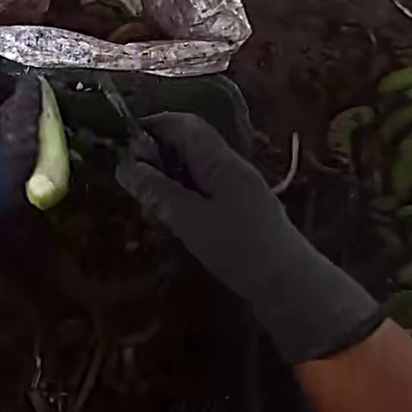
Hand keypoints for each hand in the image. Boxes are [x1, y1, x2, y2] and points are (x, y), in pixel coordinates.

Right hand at [114, 113, 378, 364]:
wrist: (291, 286)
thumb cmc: (242, 249)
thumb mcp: (192, 221)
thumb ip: (159, 192)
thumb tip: (125, 166)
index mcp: (220, 161)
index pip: (183, 124)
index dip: (151, 126)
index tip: (121, 146)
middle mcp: (229, 167)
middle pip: (186, 144)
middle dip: (155, 155)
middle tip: (130, 180)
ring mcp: (235, 188)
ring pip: (192, 169)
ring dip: (166, 178)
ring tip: (145, 201)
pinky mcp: (237, 210)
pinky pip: (201, 190)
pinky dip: (180, 196)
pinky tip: (169, 218)